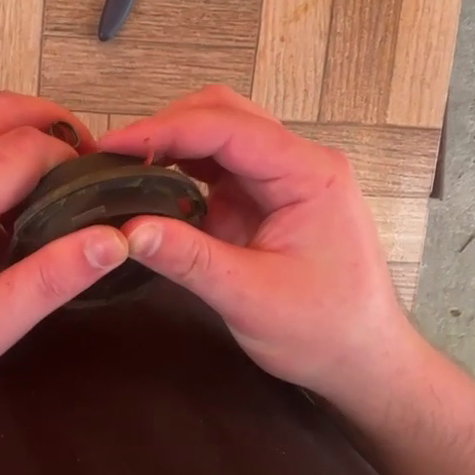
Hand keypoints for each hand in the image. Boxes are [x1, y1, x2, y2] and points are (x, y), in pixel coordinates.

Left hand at [0, 92, 128, 412]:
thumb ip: (53, 277)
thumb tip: (114, 241)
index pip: (28, 146)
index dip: (74, 162)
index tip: (100, 194)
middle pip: (3, 109)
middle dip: (57, 126)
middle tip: (89, 171)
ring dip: (27, 135)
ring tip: (60, 187)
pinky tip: (16, 205)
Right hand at [97, 86, 421, 409]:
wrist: (361, 360)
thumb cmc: (322, 330)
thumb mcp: (250, 298)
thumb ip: (189, 259)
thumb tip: (125, 232)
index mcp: (308, 174)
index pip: (228, 128)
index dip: (165, 129)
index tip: (113, 145)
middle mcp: (296, 163)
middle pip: (222, 114)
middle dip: (165, 127)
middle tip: (112, 156)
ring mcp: (278, 178)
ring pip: (216, 134)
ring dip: (169, 145)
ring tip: (121, 168)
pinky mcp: (262, 197)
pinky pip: (214, 167)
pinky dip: (178, 170)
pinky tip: (148, 186)